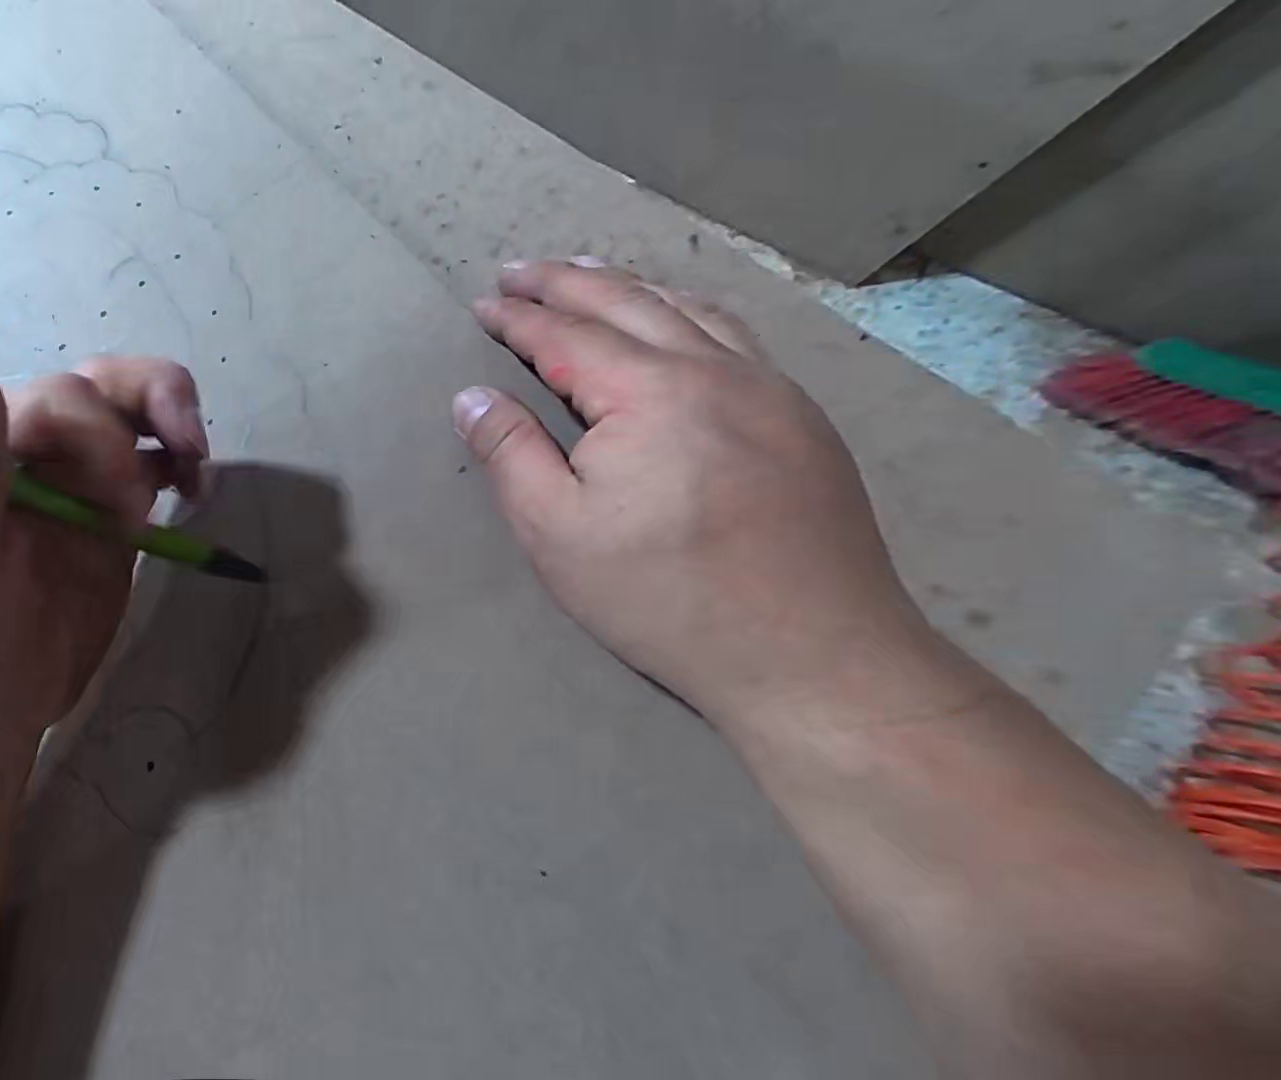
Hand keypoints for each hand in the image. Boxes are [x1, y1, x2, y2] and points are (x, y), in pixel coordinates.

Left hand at [0, 320, 209, 785]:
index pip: (56, 400)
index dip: (104, 433)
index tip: (130, 503)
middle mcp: (27, 456)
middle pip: (100, 386)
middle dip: (155, 403)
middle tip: (191, 445)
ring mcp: (74, 487)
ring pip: (132, 417)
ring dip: (174, 427)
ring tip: (195, 472)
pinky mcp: (110, 519)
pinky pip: (152, 466)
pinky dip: (180, 464)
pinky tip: (193, 488)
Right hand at [456, 261, 942, 723]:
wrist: (809, 653)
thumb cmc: (664, 598)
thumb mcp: (557, 534)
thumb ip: (510, 455)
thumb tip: (471, 396)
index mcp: (648, 392)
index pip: (566, 335)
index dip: (518, 317)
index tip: (483, 302)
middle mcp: (712, 368)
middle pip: (626, 302)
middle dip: (565, 281)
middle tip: (521, 269)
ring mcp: (768, 387)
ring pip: (688, 308)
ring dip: (629, 285)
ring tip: (590, 273)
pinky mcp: (800, 417)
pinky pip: (734, 336)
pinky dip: (688, 311)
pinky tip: (679, 321)